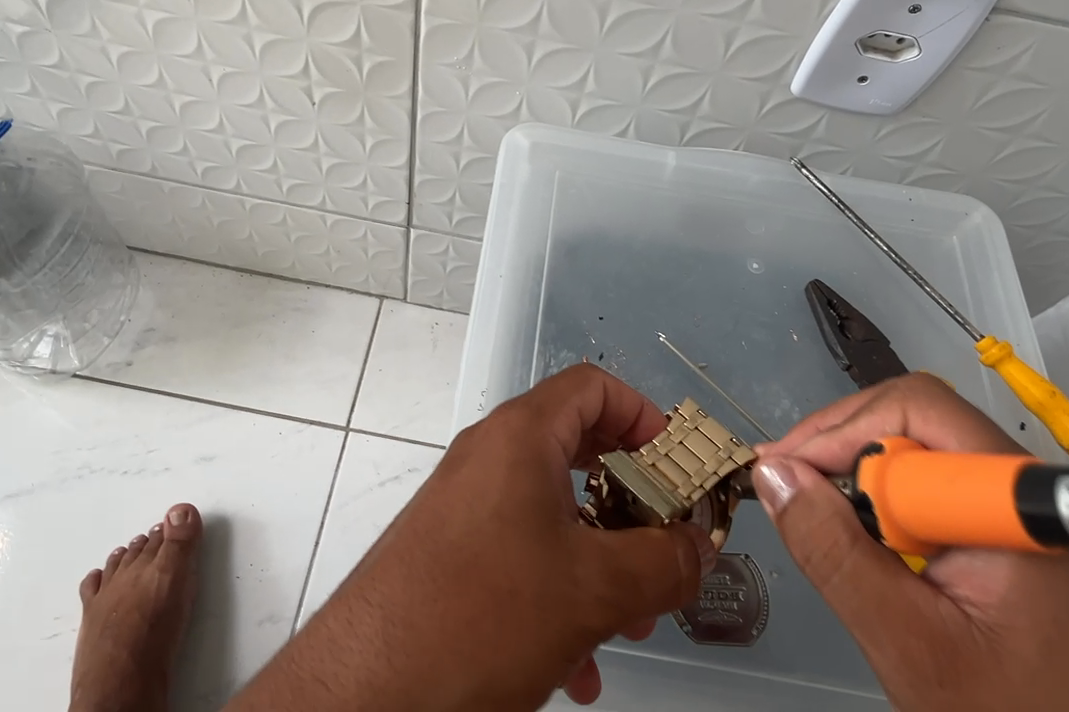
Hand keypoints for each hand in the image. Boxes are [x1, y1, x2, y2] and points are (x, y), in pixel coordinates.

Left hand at [230, 365, 712, 711]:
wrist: (368, 689)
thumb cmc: (486, 613)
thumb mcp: (594, 589)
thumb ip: (663, 561)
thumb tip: (700, 545)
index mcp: (519, 437)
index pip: (593, 387)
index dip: (645, 416)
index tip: (678, 471)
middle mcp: (488, 458)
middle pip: (578, 451)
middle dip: (632, 506)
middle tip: (664, 554)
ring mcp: (464, 506)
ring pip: (554, 515)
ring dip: (601, 564)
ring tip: (628, 625)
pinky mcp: (448, 553)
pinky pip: (520, 555)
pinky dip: (558, 595)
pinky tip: (575, 666)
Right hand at [751, 374, 1068, 711]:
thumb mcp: (911, 645)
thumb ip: (837, 555)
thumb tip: (774, 474)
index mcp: (1016, 502)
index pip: (916, 410)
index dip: (838, 429)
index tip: (782, 472)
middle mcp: (1037, 495)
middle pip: (925, 422)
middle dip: (845, 446)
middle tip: (791, 490)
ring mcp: (1044, 525)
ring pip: (937, 459)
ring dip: (871, 480)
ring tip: (826, 522)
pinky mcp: (1042, 554)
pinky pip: (958, 499)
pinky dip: (903, 510)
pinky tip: (879, 549)